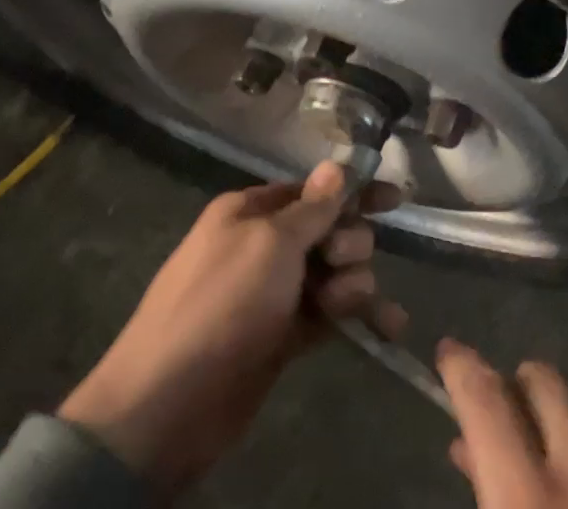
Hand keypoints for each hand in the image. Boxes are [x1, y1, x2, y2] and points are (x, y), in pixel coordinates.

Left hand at [58, 162, 405, 495]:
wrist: (171, 402)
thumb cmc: (222, 303)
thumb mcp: (270, 244)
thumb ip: (312, 207)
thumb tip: (337, 165)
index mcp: (252, 212)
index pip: (315, 190)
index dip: (355, 193)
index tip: (396, 200)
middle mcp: (265, 246)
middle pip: (333, 231)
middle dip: (350, 244)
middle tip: (339, 263)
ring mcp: (276, 292)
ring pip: (338, 272)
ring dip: (354, 283)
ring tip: (341, 306)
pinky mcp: (286, 334)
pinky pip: (333, 312)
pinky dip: (360, 314)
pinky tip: (392, 325)